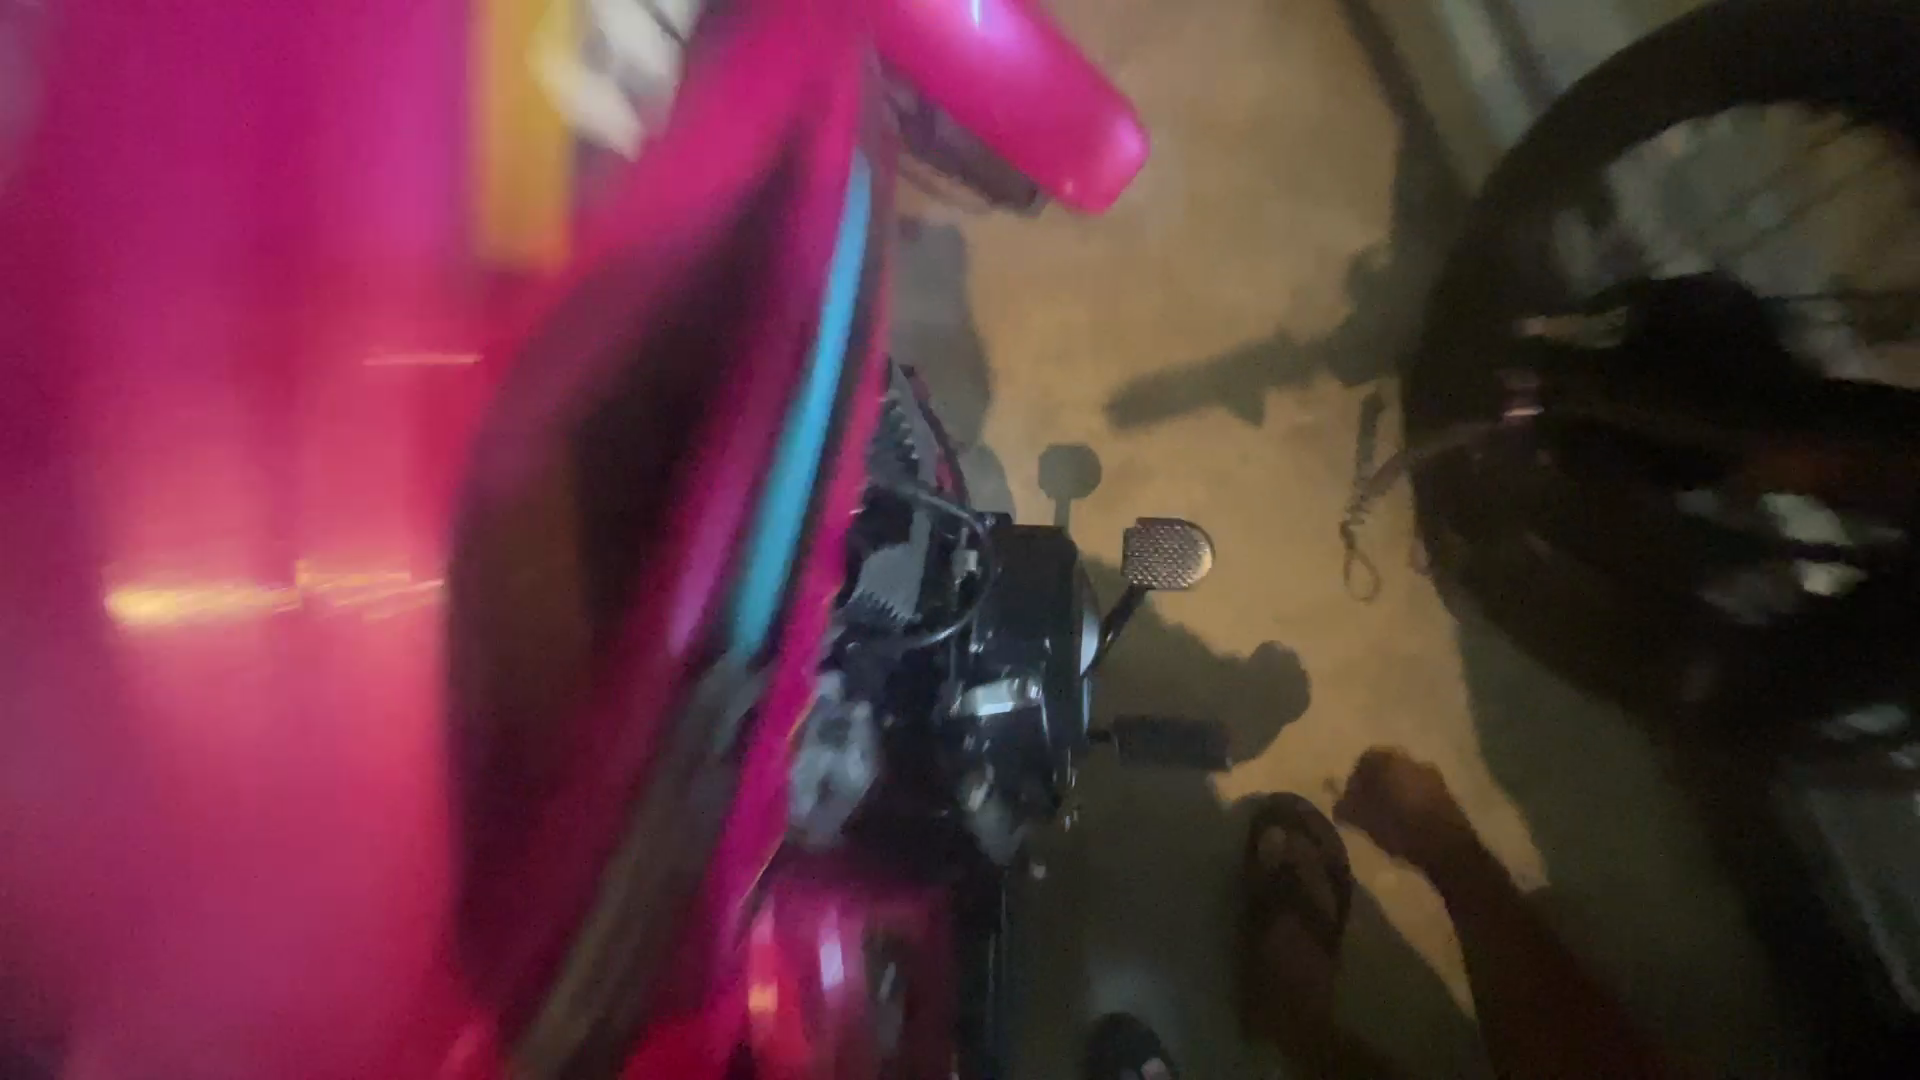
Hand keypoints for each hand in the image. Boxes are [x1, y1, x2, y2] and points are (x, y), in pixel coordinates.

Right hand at [1334, 747, 1478, 872]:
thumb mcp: (1362, 819)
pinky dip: (1414, 801)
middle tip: (1371, 805)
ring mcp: (1433, 776)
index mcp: (1387, 760)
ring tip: (1391, 816)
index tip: (1354, 797)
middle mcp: (1410, 760)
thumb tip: (1338, 805)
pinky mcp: (1449, 794)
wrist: (1447, 848)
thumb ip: (1345, 807)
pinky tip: (1410, 821)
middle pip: (1387, 767)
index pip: (1364, 759)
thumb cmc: (1397, 826)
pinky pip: (1423, 792)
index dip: (1357, 778)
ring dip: (1398, 792)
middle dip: (1378, 783)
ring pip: (1406, 779)